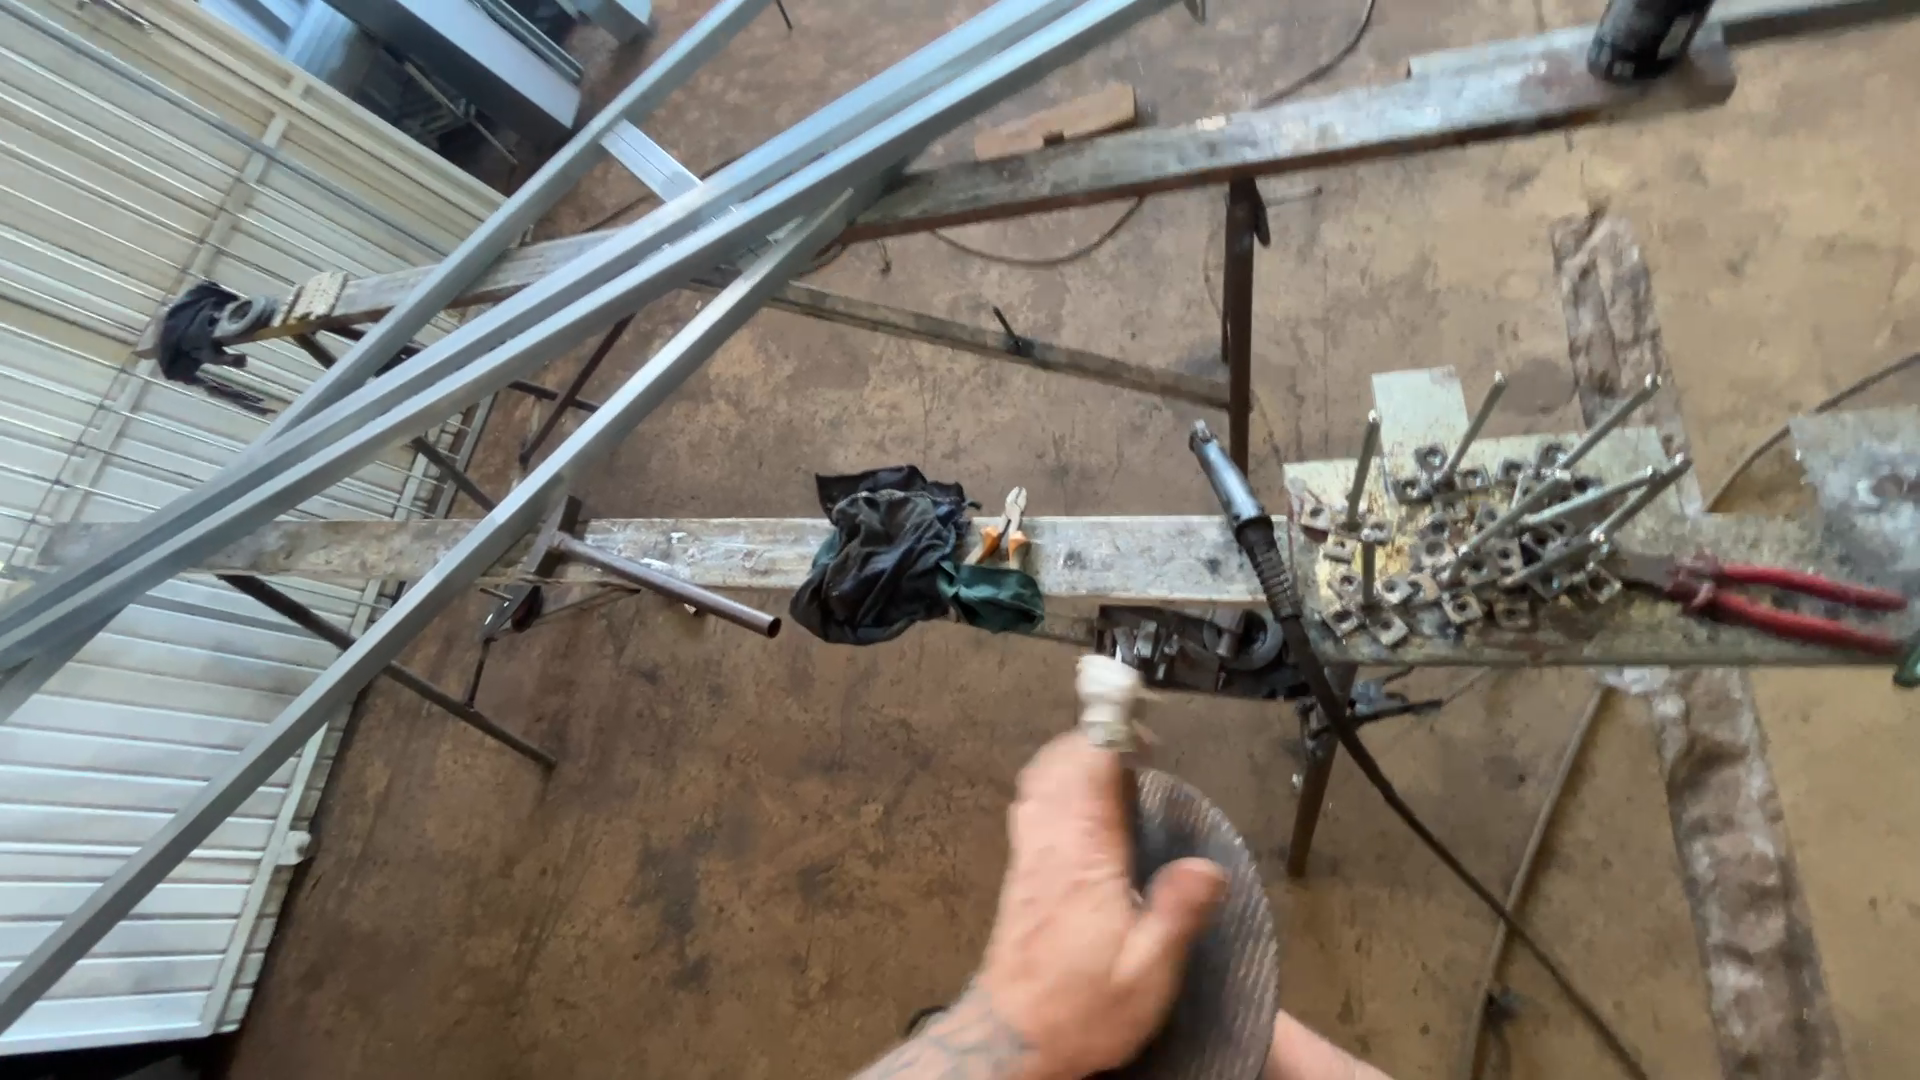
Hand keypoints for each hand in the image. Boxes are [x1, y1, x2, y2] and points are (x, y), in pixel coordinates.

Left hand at [970, 732, 1227, 1079]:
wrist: (1013, 1033)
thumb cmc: (1083, 1007)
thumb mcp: (1148, 974)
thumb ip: (1178, 913)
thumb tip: (1210, 867)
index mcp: (1088, 856)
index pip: (1092, 772)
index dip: (1114, 740)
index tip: (1144, 738)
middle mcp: (1054, 842)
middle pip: (1062, 763)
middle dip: (1094, 740)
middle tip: (1133, 748)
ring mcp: (1030, 850)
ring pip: (1040, 776)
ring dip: (1069, 755)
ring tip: (1105, 760)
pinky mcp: (1019, 866)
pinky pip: (1028, 802)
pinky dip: (1049, 780)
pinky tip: (1069, 794)